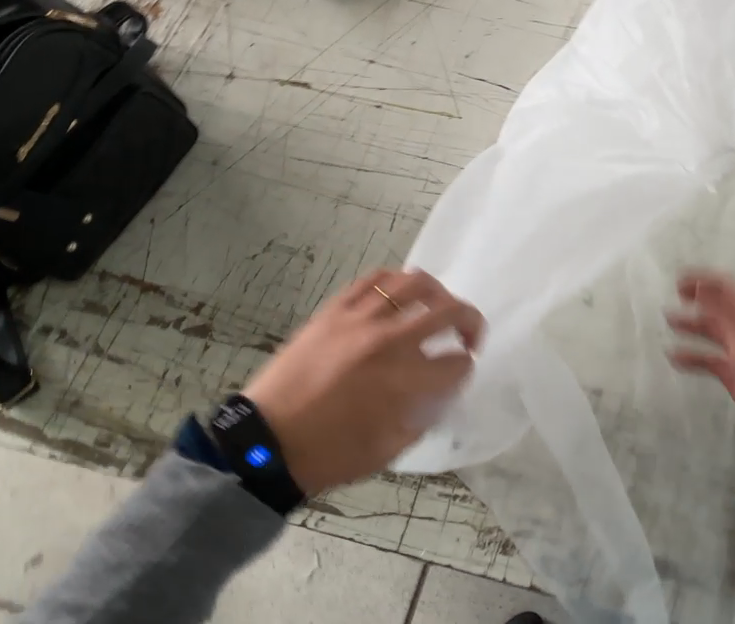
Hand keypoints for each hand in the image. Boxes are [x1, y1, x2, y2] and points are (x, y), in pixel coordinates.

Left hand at [242, 269, 483, 494]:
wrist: (264, 444)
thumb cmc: (328, 454)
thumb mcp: (388, 449)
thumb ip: (424, 416)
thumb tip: (442, 389)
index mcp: (403, 380)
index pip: (457, 361)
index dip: (465, 367)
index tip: (461, 371)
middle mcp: (387, 339)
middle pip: (449, 310)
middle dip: (470, 323)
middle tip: (468, 336)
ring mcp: (359, 318)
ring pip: (415, 282)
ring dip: (438, 294)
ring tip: (437, 308)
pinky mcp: (334, 310)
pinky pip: (374, 280)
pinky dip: (396, 283)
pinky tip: (400, 297)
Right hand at [667, 272, 734, 430]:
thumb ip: (720, 313)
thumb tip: (700, 286)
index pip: (727, 287)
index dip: (705, 279)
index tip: (680, 280)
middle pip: (717, 307)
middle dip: (697, 298)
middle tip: (675, 295)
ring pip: (710, 331)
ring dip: (691, 325)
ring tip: (669, 321)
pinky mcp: (730, 372)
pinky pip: (706, 358)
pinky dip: (691, 356)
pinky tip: (673, 357)